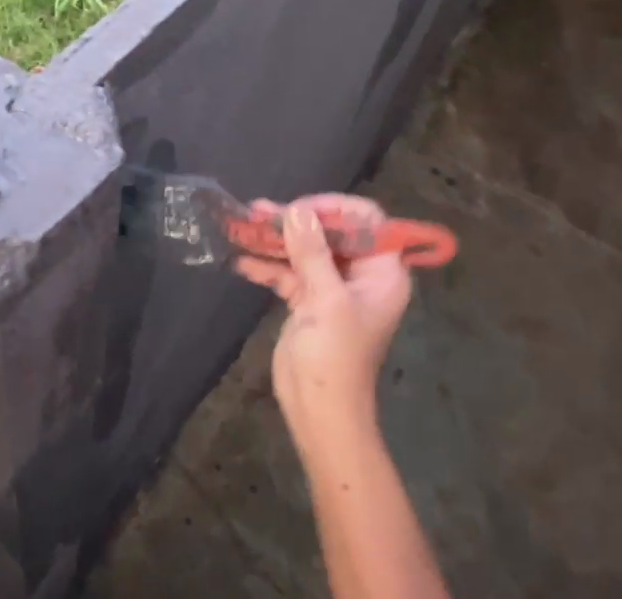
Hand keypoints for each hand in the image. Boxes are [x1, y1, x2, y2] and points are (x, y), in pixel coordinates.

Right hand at [234, 195, 411, 457]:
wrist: (320, 412)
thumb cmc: (335, 357)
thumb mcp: (326, 300)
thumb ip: (312, 251)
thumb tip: (297, 209)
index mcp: (382, 272)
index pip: (366, 221)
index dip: (333, 209)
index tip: (298, 209)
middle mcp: (360, 275)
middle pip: (329, 232)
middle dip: (294, 220)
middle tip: (258, 211)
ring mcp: (332, 289)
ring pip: (304, 250)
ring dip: (274, 239)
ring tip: (241, 225)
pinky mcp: (308, 303)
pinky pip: (288, 272)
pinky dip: (266, 265)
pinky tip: (240, 259)